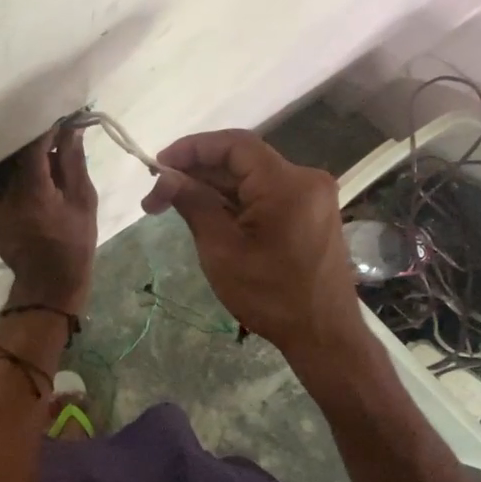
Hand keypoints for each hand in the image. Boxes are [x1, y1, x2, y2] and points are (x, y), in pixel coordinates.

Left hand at [0, 125, 98, 314]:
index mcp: (31, 189)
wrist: (48, 282)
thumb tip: (71, 128)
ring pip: (8, 173)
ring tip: (45, 177)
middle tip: (56, 150)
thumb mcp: (83, 198)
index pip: (32, 145)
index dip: (46, 131)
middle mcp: (4, 193)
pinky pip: (0, 190)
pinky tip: (29, 198)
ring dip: (25, 170)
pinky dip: (14, 188)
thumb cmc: (74, 241)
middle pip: (18, 158)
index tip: (59, 123)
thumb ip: (73, 160)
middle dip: (37, 151)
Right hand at [141, 130, 366, 359]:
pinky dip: (232, 200)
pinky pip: (263, 194)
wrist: (324, 337)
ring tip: (171, 205)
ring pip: (249, 178)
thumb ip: (193, 203)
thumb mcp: (221, 249)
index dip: (191, 148)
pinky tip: (203, 214)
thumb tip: (164, 177)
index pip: (233, 144)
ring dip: (210, 187)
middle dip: (195, 172)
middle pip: (241, 160)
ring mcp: (310, 197)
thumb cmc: (270, 295)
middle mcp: (305, 180)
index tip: (157, 166)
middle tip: (156, 194)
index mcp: (287, 183)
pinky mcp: (309, 214)